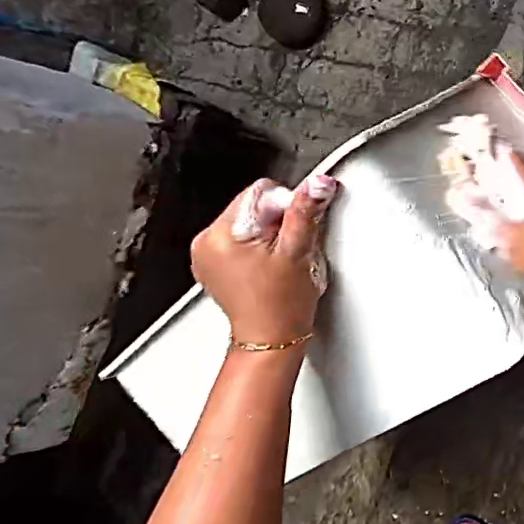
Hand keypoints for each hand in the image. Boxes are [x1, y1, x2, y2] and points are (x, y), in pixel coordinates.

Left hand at [191, 175, 337, 346]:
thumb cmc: (281, 306)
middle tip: (284, 251)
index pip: (259, 191)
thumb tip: (318, 183)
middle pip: (253, 204)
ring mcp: (207, 254)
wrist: (271, 340)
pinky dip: (258, 245)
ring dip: (269, 233)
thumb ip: (305, 210)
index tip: (290, 234)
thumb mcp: (298, 251)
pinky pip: (241, 237)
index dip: (285, 207)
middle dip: (276, 221)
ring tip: (275, 261)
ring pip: (249, 219)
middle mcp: (206, 242)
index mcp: (220, 235)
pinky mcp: (214, 262)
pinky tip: (267, 265)